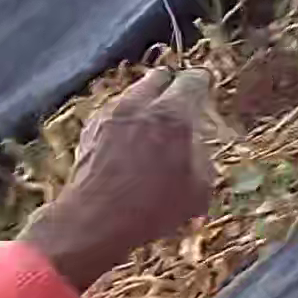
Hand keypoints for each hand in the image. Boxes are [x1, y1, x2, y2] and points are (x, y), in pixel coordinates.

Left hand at [22, 67, 213, 291]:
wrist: (97, 219)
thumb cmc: (155, 207)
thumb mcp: (200, 188)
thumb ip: (203, 157)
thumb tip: (195, 146)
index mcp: (175, 115)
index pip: (193, 81)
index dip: (203, 82)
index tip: (206, 85)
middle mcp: (140, 105)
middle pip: (160, 77)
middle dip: (173, 85)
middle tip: (182, 101)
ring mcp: (111, 113)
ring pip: (135, 92)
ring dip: (148, 101)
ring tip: (156, 122)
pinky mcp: (90, 128)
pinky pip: (115, 111)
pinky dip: (128, 118)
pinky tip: (131, 141)